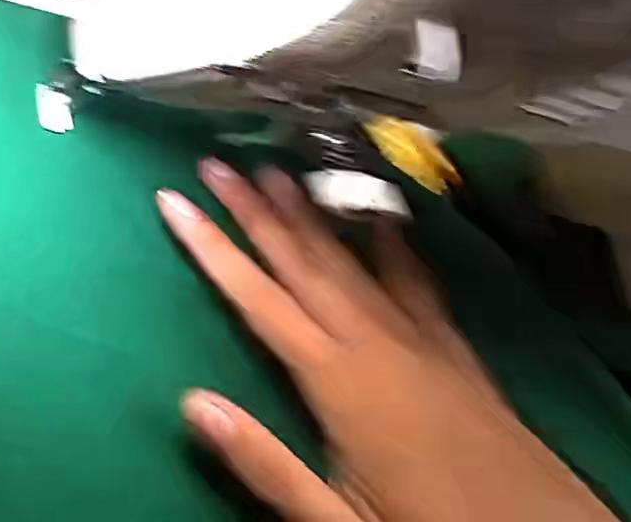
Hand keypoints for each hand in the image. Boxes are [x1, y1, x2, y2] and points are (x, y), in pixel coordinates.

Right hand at [158, 160, 614, 521]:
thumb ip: (267, 465)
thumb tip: (190, 401)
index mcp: (336, 379)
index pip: (254, 296)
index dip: (208, 244)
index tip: (172, 200)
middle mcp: (373, 345)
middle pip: (299, 263)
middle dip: (252, 210)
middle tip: (216, 164)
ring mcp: (420, 345)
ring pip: (349, 263)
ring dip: (307, 214)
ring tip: (277, 172)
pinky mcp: (459, 357)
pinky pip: (419, 288)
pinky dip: (397, 247)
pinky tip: (383, 217)